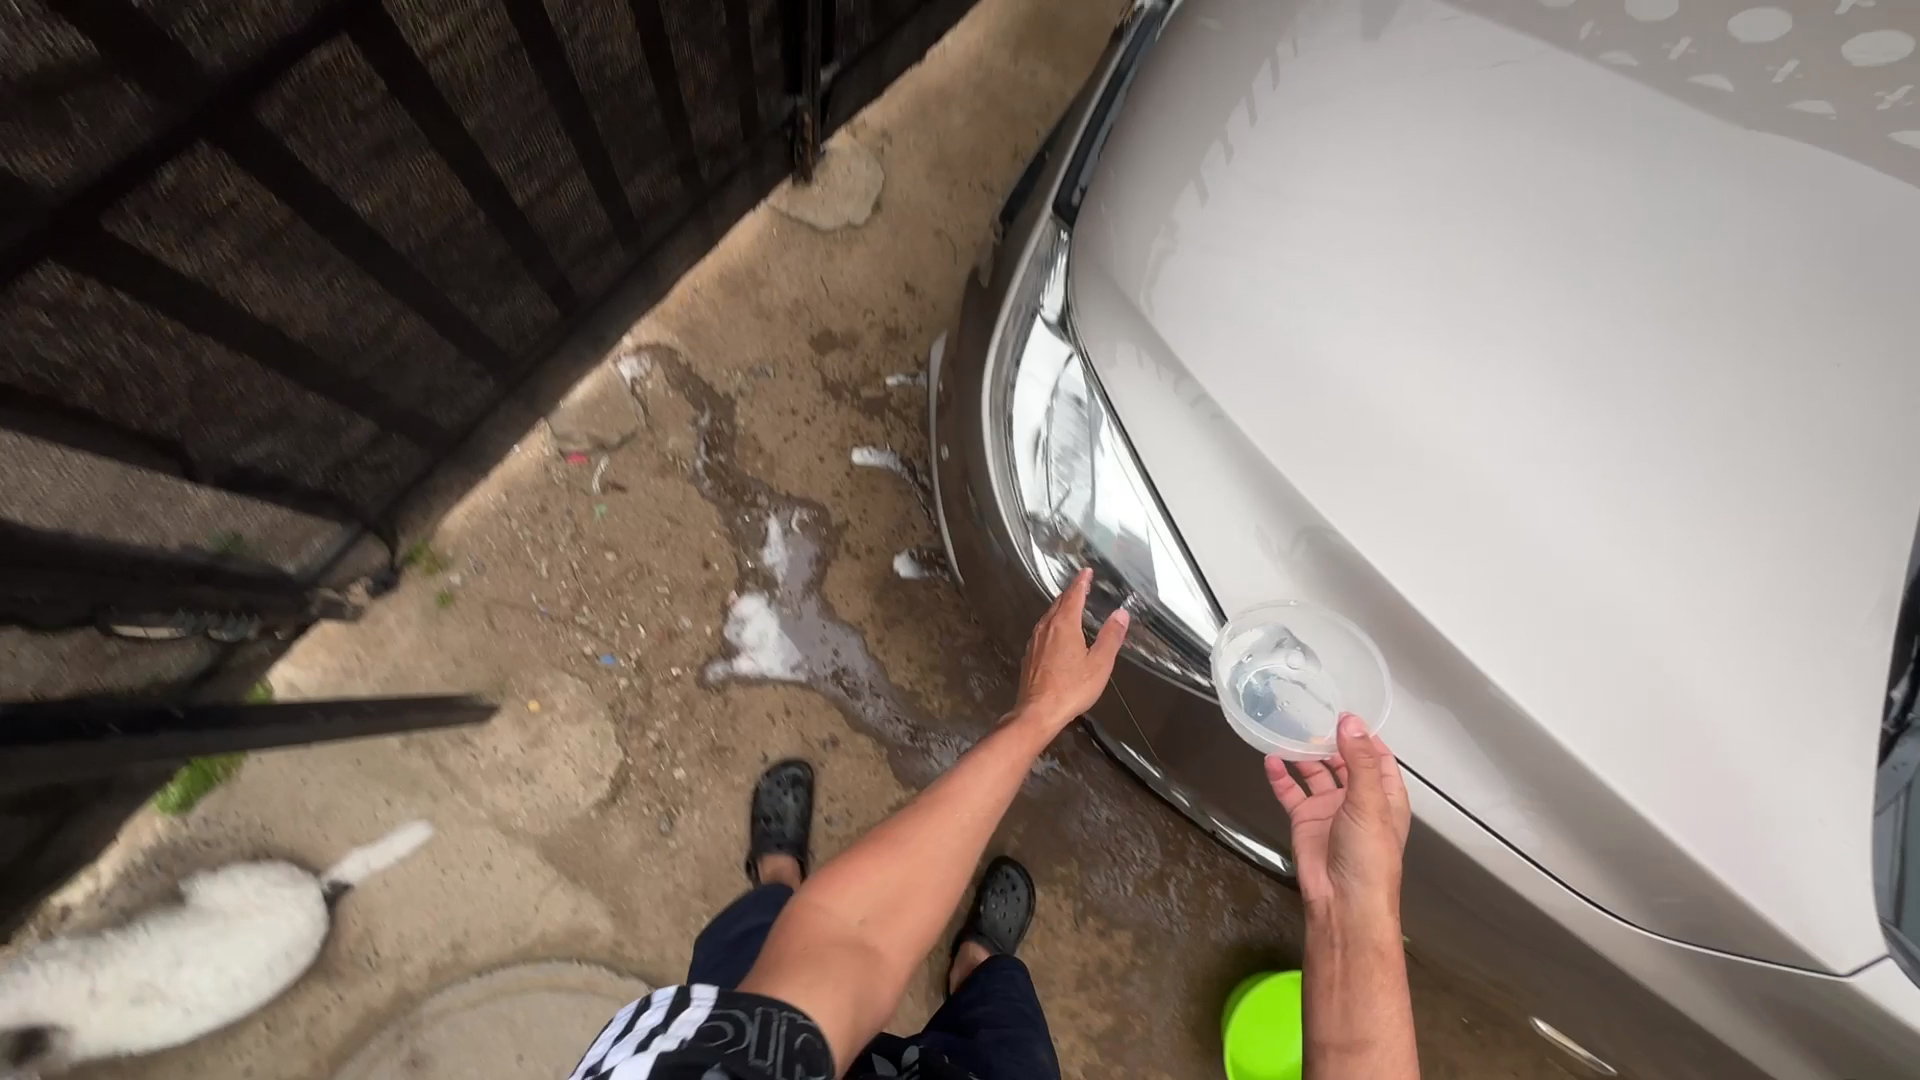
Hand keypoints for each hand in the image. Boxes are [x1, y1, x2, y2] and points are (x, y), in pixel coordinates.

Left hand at [1010, 568, 1128, 734]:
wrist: (1038, 711)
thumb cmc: (1071, 688)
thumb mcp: (1099, 664)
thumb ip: (1111, 637)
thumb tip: (1121, 613)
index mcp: (1064, 625)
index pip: (1074, 595)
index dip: (1081, 582)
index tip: (1086, 572)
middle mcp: (1046, 628)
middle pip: (1059, 603)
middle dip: (1071, 592)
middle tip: (1081, 585)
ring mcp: (1035, 641)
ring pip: (1048, 616)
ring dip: (1061, 607)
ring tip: (1071, 604)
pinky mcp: (1029, 654)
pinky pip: (1043, 629)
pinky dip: (1053, 622)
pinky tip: (1056, 631)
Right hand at [1266, 714, 1410, 913]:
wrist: (1342, 900)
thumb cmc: (1368, 856)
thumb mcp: (1369, 803)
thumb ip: (1359, 761)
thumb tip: (1350, 722)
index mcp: (1384, 796)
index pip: (1378, 757)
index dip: (1364, 735)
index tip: (1344, 712)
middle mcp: (1357, 799)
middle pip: (1343, 761)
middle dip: (1329, 740)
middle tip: (1309, 715)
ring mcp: (1330, 809)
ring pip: (1315, 773)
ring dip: (1302, 754)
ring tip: (1287, 731)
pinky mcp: (1305, 819)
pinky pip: (1290, 792)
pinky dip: (1280, 776)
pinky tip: (1270, 760)